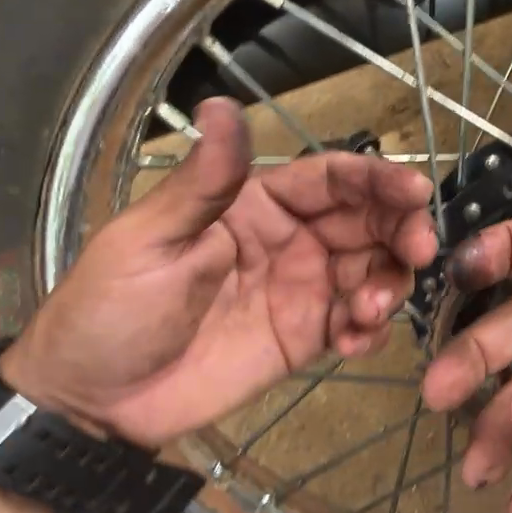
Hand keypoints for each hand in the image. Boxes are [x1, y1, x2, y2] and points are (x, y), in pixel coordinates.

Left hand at [0, 98, 438, 446]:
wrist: (90, 407)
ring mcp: (307, 289)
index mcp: (258, 204)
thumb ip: (204, 182)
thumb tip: (222, 105)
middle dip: (404, 231)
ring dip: (390, 283)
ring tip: (369, 310)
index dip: (379, 179)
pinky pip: (360, 323)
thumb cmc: (110, 311)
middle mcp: (295, 239)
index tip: (415, 191)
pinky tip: (355, 342)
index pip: (334, 179)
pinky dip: (371, 330)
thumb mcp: (149, 240)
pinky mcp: (311, 335)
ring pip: (376, 270)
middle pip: (370, 221)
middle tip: (421, 251)